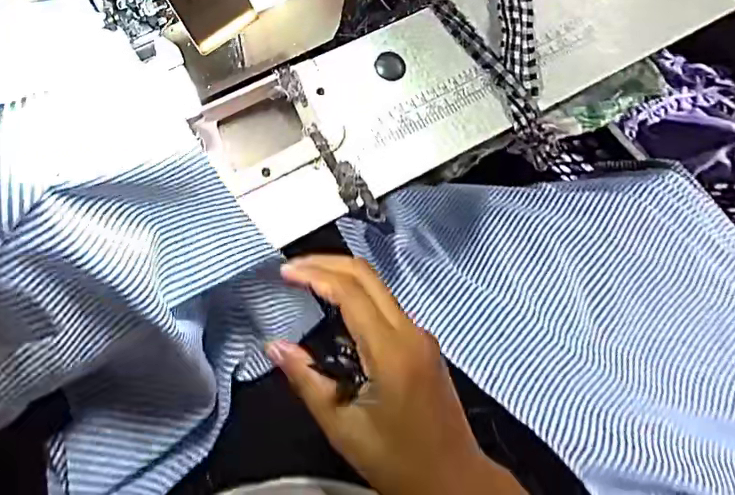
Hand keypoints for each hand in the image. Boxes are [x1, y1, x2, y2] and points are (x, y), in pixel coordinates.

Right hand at [267, 256, 525, 494]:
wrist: (458, 484)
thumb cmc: (401, 464)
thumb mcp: (344, 429)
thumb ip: (307, 382)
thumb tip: (276, 347)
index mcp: (391, 350)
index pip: (350, 290)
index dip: (315, 273)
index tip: (286, 272)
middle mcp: (410, 332)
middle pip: (366, 274)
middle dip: (326, 262)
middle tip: (294, 267)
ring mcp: (420, 335)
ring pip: (377, 286)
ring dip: (342, 276)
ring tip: (308, 281)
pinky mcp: (423, 343)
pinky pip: (386, 306)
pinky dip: (357, 295)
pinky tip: (337, 310)